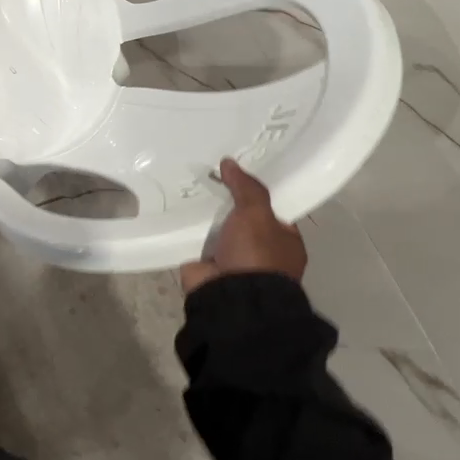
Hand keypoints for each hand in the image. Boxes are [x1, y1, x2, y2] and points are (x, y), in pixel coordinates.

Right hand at [179, 159, 306, 292]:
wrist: (232, 297)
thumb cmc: (256, 254)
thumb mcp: (256, 214)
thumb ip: (246, 188)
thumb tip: (229, 162)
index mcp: (285, 242)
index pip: (272, 210)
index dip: (254, 191)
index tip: (235, 173)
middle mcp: (261, 252)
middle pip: (241, 218)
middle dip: (225, 202)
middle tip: (206, 176)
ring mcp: (233, 260)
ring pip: (217, 229)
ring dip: (204, 216)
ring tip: (185, 188)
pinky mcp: (207, 266)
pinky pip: (195, 241)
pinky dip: (186, 229)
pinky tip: (174, 210)